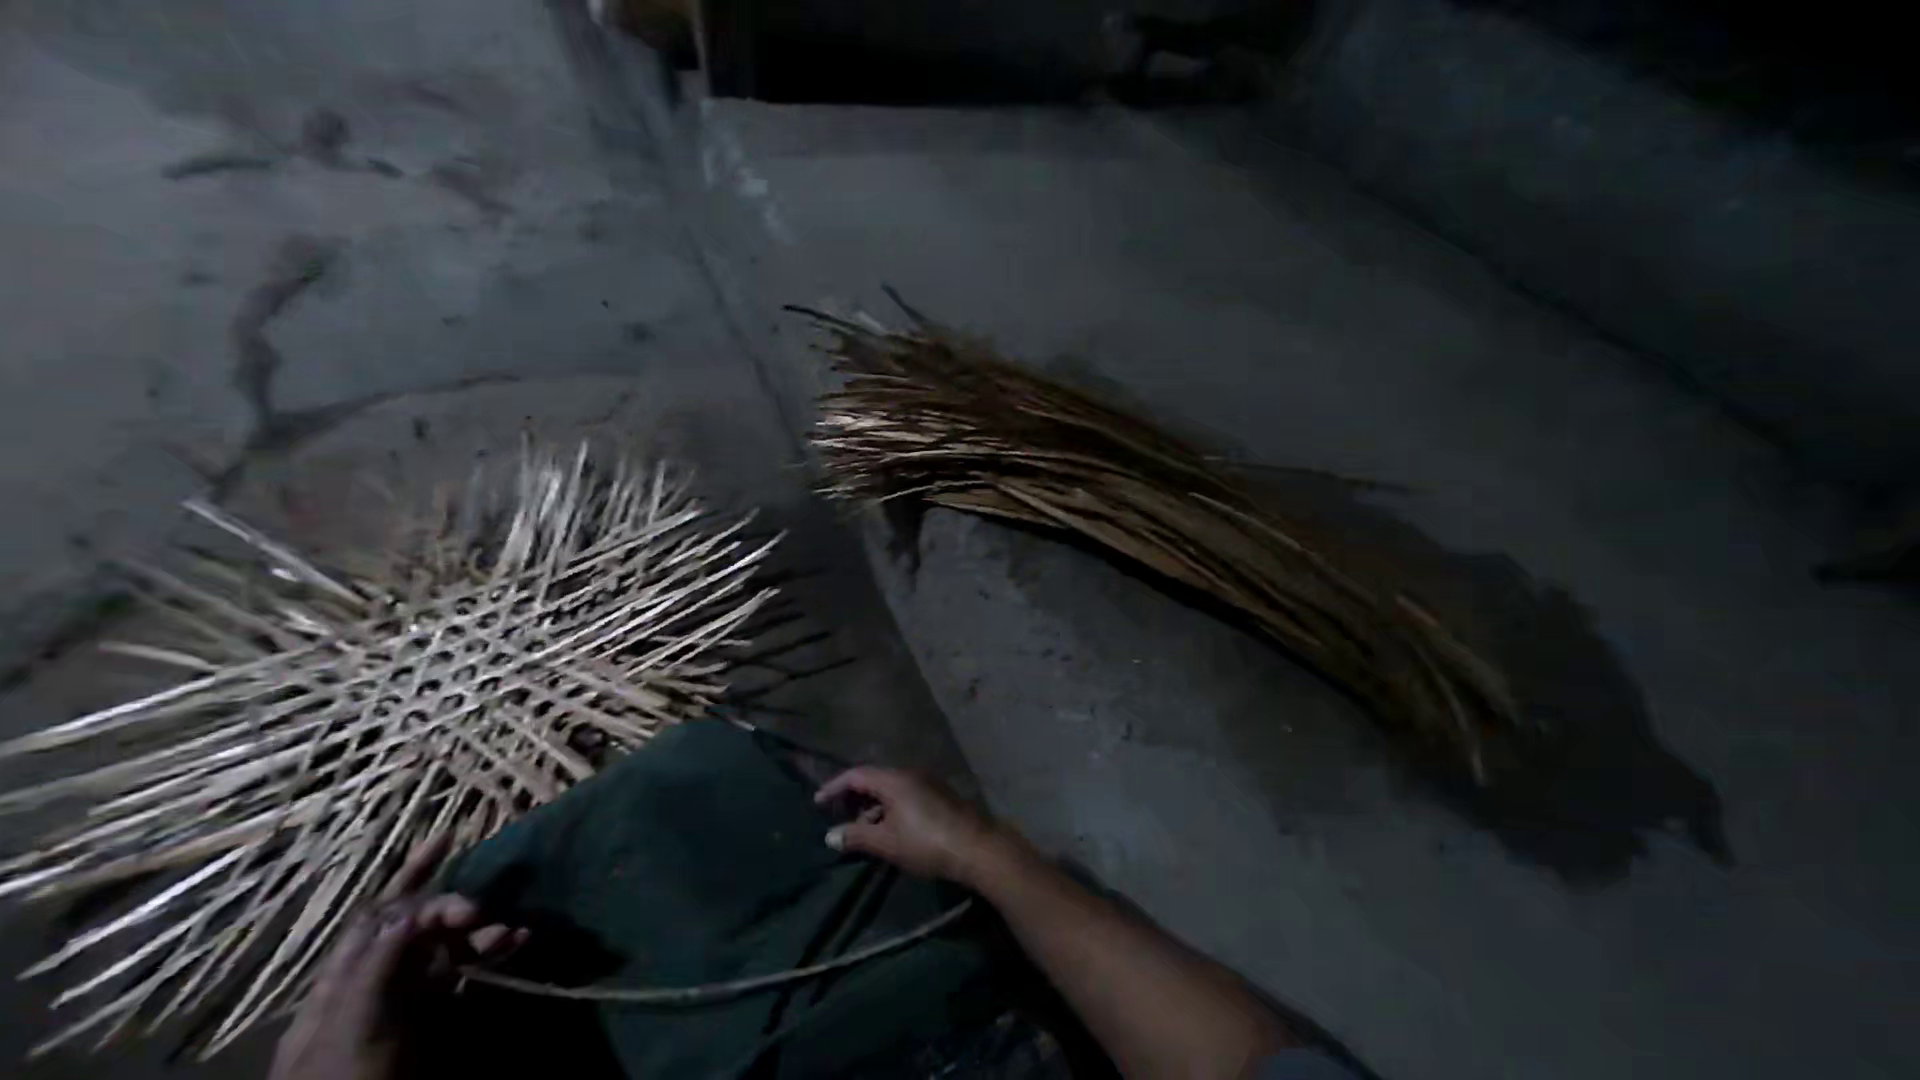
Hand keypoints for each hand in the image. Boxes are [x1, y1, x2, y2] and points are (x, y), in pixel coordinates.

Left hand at [269, 837, 527, 1079]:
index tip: (450, 837)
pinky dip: (500, 954)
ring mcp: (416, 999)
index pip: (381, 912)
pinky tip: (520, 944)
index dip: (413, 873)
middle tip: (477, 912)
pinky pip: (476, 972)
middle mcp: (384, 980)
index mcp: (347, 980)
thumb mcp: (352, 1028)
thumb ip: (377, 969)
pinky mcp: (446, 1017)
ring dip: (484, 932)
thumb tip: (411, 909)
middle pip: (423, 926)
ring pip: (455, 946)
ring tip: (509, 934)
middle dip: (454, 908)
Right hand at [814, 767, 1006, 883]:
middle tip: (838, 816)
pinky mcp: (939, 795)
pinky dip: (889, 808)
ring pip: (891, 788)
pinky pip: (905, 795)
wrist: (976, 847)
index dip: (835, 787)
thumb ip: (856, 836)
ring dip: (873, 806)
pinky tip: (889, 830)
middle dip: (854, 797)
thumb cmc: (926, 843)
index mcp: (894, 779)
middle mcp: (910, 774)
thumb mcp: (886, 842)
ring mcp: (927, 783)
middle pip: (874, 778)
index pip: (856, 774)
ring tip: (863, 831)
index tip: (818, 802)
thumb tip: (830, 836)